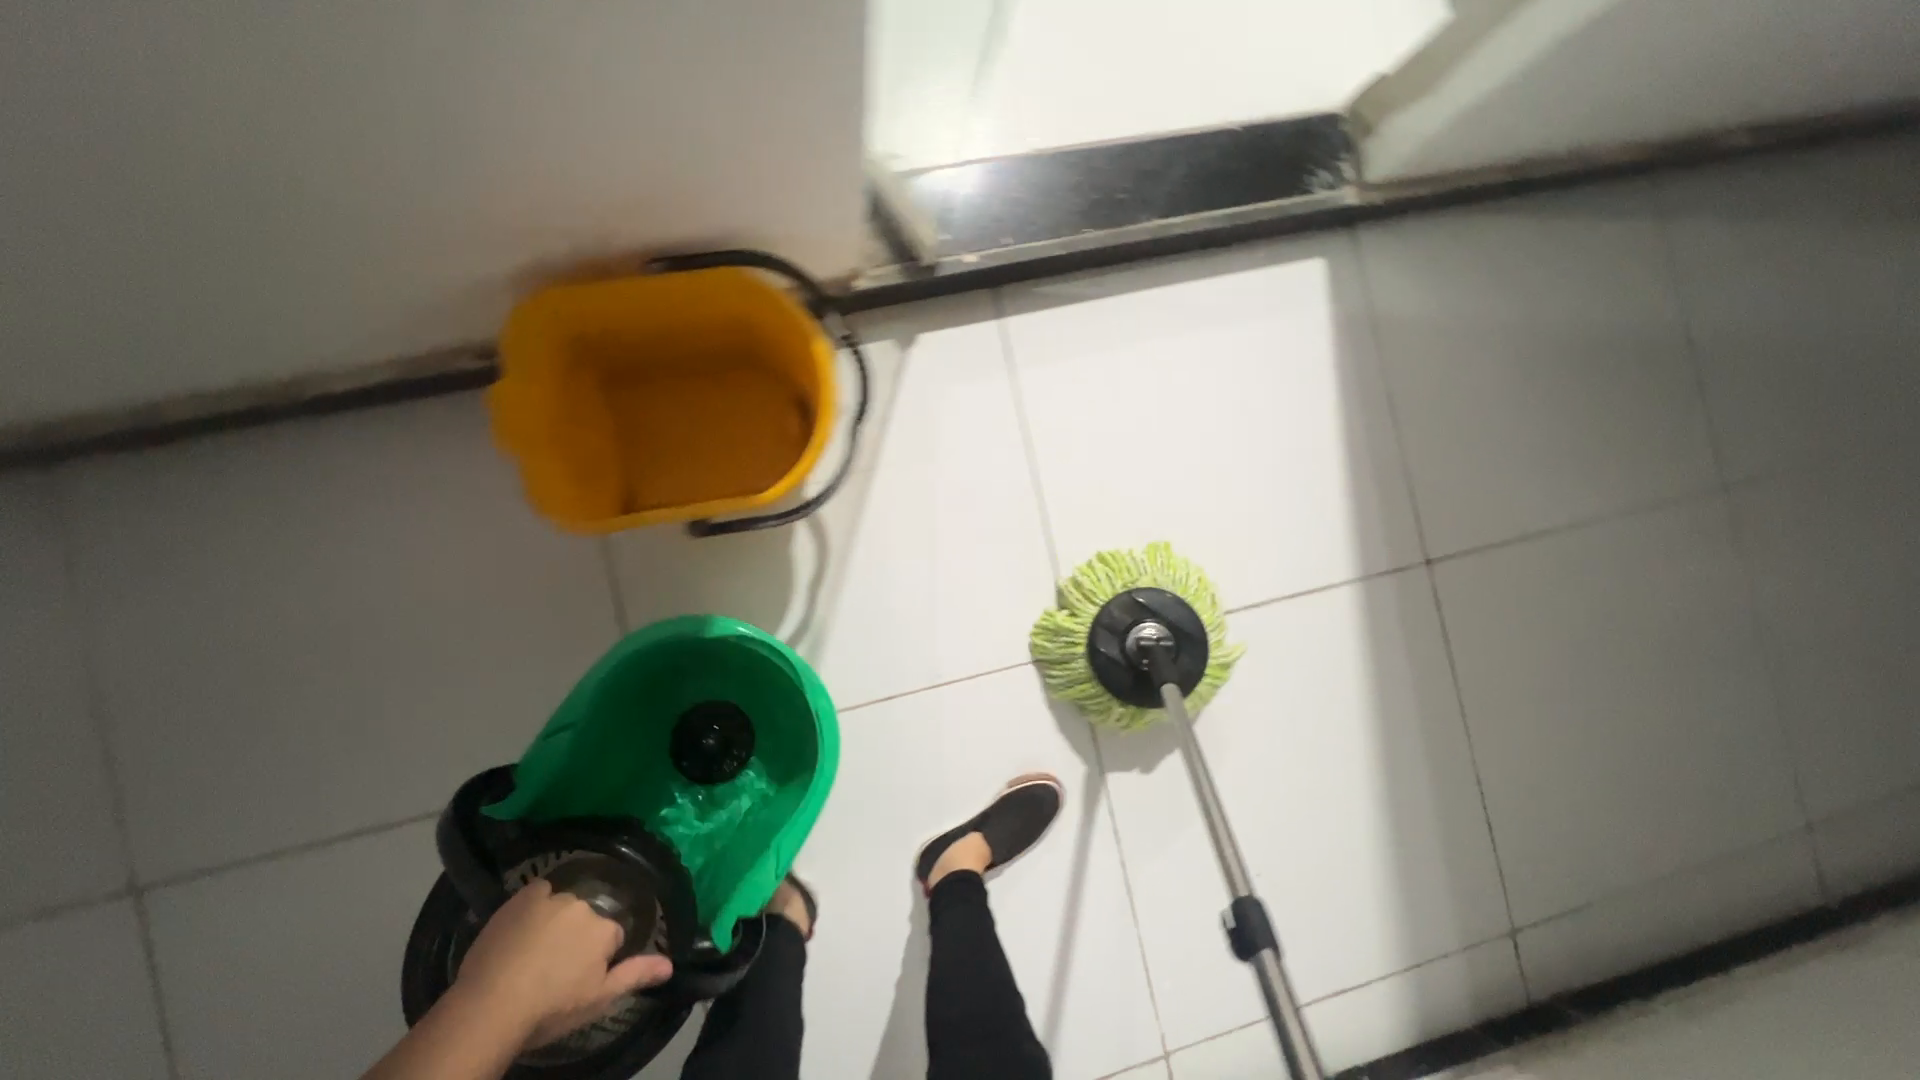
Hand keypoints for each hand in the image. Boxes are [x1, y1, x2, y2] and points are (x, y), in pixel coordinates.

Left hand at [452, 878, 673, 1048]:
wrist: (489, 1007)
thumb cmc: (550, 1008)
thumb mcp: (598, 1000)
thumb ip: (636, 974)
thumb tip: (671, 963)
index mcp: (605, 929)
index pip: (612, 936)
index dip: (598, 958)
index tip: (579, 979)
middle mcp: (583, 905)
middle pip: (588, 918)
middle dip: (577, 938)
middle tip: (555, 969)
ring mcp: (551, 898)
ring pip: (562, 906)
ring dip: (555, 923)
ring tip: (534, 953)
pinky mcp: (520, 899)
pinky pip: (537, 892)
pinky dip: (535, 904)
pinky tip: (524, 927)